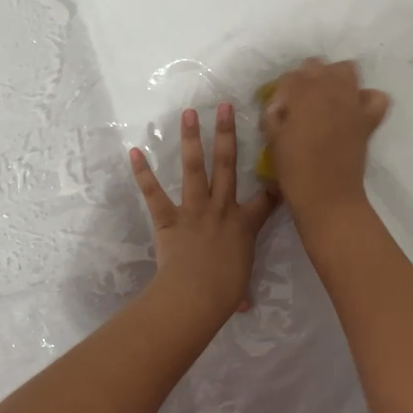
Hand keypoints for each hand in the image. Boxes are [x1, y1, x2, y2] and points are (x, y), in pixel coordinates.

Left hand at [131, 103, 279, 319]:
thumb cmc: (225, 292)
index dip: (274, 184)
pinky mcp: (169, 219)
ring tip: (189, 113)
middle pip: (228, 165)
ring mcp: (195, 210)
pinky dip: (143, 174)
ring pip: (195, 168)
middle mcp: (222, 209)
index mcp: (245, 226)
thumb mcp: (240, 288)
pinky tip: (134, 152)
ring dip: (192, 139)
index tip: (278, 164)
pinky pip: (154, 193)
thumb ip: (241, 292)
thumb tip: (243, 306)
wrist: (198, 293)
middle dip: (227, 134)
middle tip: (225, 106)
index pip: (266, 200)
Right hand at [260, 58, 390, 228]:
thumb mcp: (273, 139)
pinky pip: (376, 97)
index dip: (282, 92)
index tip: (278, 112)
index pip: (291, 77)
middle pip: (317, 66)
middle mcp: (330, 90)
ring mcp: (353, 102)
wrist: (327, 196)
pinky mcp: (368, 119)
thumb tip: (279, 106)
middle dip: (306, 79)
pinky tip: (354, 109)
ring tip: (325, 99)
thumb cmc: (294, 170)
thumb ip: (274, 115)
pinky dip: (366, 98)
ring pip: (347, 70)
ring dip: (334, 79)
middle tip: (299, 104)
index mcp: (303, 93)